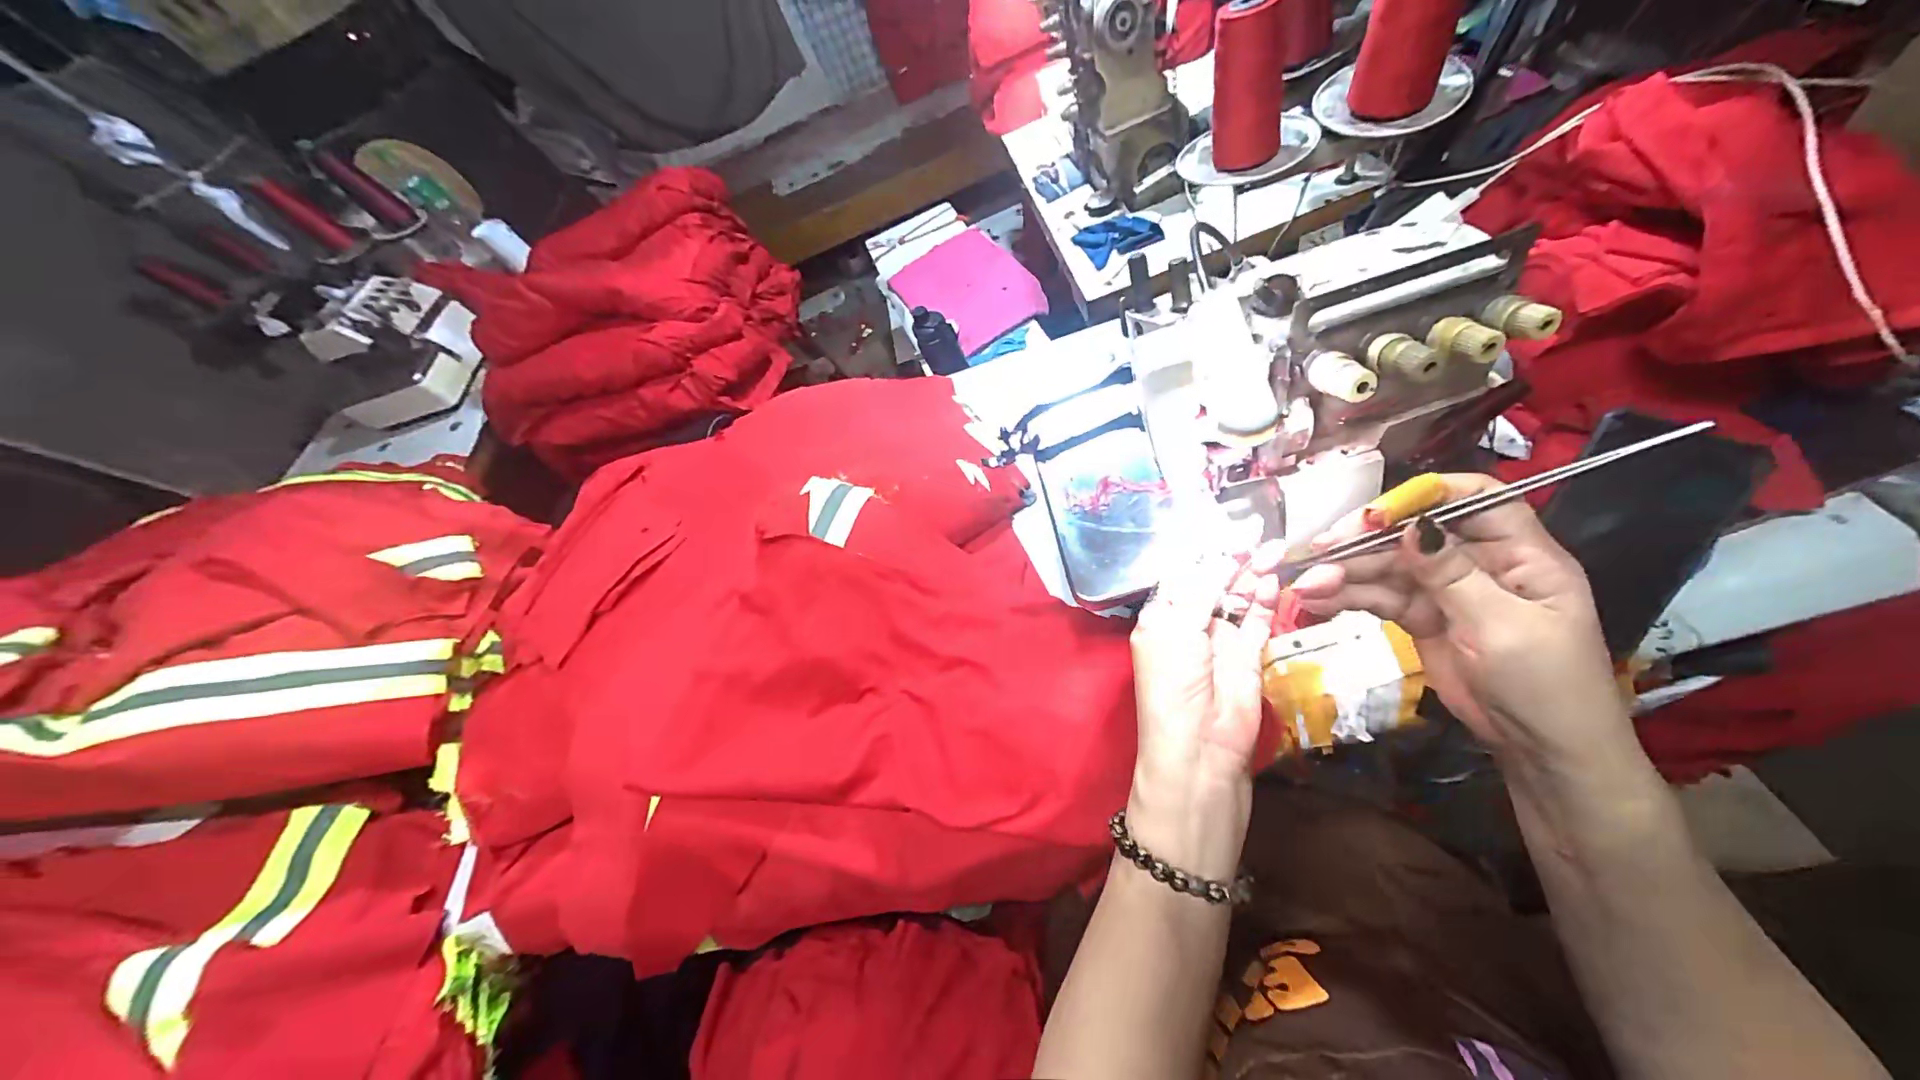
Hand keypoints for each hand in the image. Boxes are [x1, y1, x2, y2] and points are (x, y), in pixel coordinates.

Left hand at [1125, 547, 1282, 879]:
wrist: (1200, 748)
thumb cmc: (1172, 683)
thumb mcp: (1175, 629)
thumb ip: (1200, 590)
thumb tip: (1218, 555)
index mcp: (1160, 617)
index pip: (1182, 574)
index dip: (1203, 552)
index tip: (1226, 527)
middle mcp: (1188, 625)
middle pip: (1213, 581)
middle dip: (1233, 558)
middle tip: (1258, 534)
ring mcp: (1218, 641)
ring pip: (1238, 597)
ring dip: (1253, 574)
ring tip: (1273, 549)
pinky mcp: (1246, 657)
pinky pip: (1256, 621)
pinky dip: (1265, 600)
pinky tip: (1273, 579)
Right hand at [1291, 474, 1635, 774]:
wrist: (1543, 752)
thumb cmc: (1545, 686)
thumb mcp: (1503, 627)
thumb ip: (1453, 575)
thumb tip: (1414, 526)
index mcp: (1520, 554)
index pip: (1475, 501)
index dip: (1425, 498)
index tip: (1374, 515)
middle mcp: (1479, 563)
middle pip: (1415, 534)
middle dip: (1365, 542)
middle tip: (1319, 552)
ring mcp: (1447, 591)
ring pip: (1389, 568)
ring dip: (1346, 574)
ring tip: (1307, 587)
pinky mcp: (1422, 618)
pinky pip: (1380, 599)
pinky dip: (1348, 598)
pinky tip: (1318, 601)